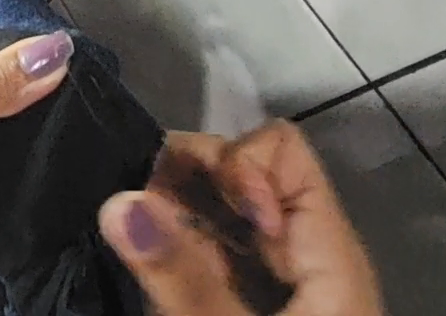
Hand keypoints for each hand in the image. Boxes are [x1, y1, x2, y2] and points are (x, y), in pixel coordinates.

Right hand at [99, 123, 383, 315]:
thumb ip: (183, 280)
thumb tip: (118, 198)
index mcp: (326, 255)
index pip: (280, 150)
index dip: (237, 165)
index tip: (212, 217)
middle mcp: (299, 249)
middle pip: (241, 165)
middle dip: (186, 178)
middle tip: (150, 220)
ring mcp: (270, 273)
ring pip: (215, 200)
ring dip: (170, 205)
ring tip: (144, 243)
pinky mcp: (243, 294)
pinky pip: (205, 238)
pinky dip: (173, 235)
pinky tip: (152, 260)